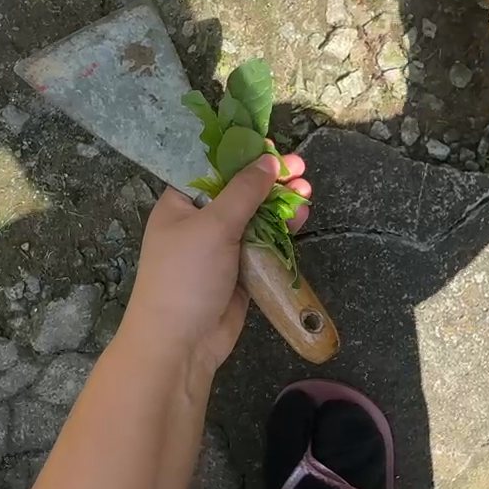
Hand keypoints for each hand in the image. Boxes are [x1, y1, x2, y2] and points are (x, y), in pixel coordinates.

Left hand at [119, 151, 311, 382]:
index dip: (241, 154)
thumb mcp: (213, 226)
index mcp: (181, 203)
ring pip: (256, 216)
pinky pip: (264, 243)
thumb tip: (267, 161)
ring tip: (307, 189)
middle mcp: (200, 221)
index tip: (269, 144)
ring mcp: (221, 247)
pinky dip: (283, 230)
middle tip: (301, 167)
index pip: (212, 167)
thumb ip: (243, 191)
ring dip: (281, 202)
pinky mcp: (241, 270)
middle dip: (269, 178)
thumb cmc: (185, 276)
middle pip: (240, 190)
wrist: (181, 343)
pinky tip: (302, 216)